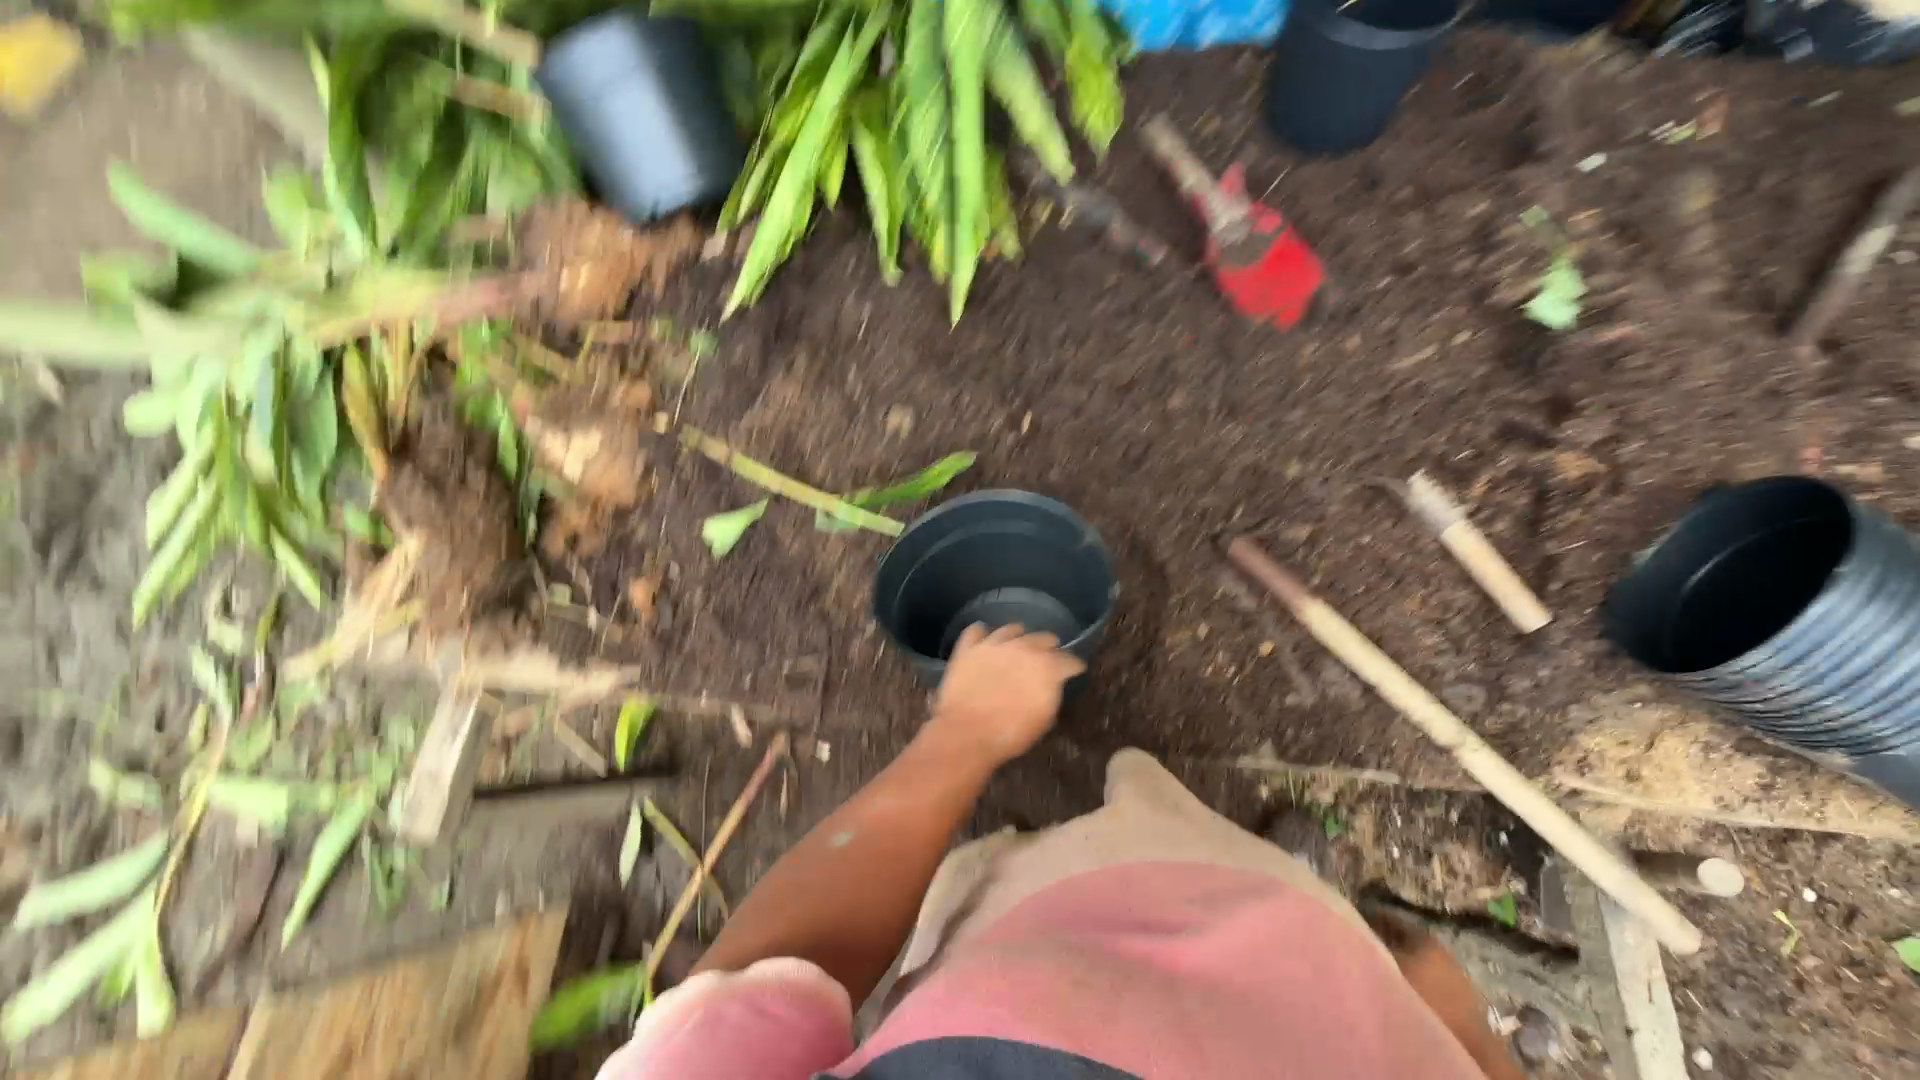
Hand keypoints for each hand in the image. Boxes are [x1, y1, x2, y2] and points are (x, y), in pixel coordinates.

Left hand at [926, 624, 1085, 767]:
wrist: (967, 732)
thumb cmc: (1010, 733)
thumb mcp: (1044, 720)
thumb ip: (1051, 695)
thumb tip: (1051, 685)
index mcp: (1047, 666)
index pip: (1069, 659)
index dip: (1074, 666)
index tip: (1075, 670)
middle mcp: (1023, 647)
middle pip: (1043, 637)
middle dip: (1049, 647)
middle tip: (1048, 656)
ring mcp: (993, 645)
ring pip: (1011, 629)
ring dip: (1019, 636)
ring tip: (1019, 644)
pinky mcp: (968, 649)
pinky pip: (976, 631)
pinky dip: (982, 634)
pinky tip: (984, 639)